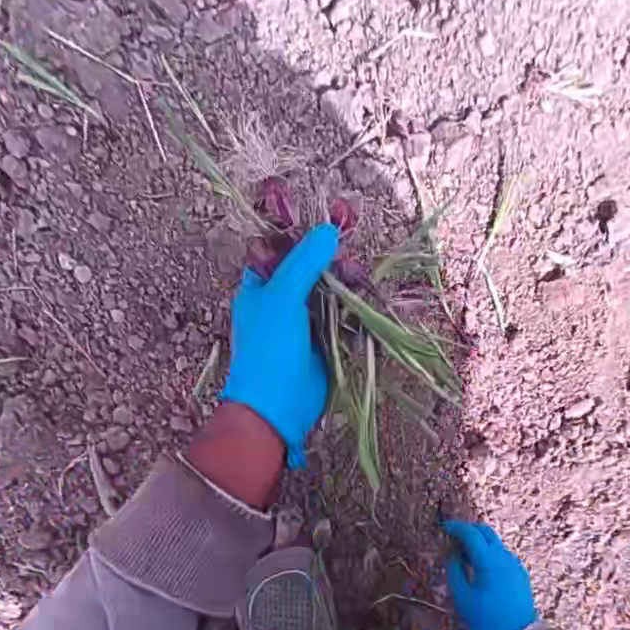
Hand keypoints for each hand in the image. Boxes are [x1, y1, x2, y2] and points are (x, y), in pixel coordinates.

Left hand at [220, 222, 338, 467]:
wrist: (277, 405)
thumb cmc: (268, 349)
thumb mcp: (281, 298)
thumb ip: (304, 263)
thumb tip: (328, 230)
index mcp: (262, 287)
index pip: (283, 251)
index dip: (305, 237)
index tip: (334, 224)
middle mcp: (283, 302)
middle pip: (313, 271)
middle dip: (334, 263)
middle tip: (352, 256)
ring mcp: (306, 324)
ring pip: (332, 294)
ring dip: (348, 287)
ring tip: (361, 281)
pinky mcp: (326, 343)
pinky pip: (344, 320)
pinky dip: (356, 313)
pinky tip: (368, 303)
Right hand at [442, 519, 539, 629]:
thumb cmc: (487, 620)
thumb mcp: (463, 598)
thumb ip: (455, 571)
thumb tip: (454, 556)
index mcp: (489, 560)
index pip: (471, 533)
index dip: (456, 528)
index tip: (444, 528)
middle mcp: (504, 557)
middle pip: (486, 532)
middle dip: (469, 530)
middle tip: (454, 538)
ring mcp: (514, 565)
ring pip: (495, 544)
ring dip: (479, 543)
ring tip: (464, 556)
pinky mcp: (519, 574)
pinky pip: (501, 556)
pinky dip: (488, 554)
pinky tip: (479, 569)